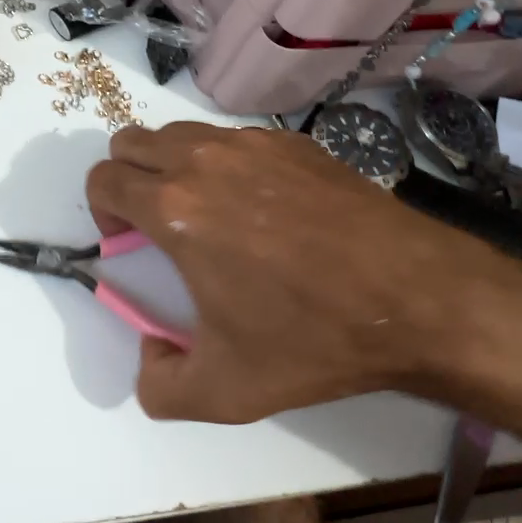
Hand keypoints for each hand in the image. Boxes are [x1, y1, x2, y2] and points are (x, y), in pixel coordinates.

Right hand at [87, 122, 521, 423]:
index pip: (102, 179)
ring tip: (204, 210)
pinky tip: (263, 207)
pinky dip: (224, 162)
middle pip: (130, 142)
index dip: (102, 210)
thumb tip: (148, 357)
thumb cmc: (314, 338)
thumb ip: (160, 386)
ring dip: (170, 164)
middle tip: (155, 222)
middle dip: (127, 178)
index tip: (127, 242)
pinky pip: (232, 138)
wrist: (419, 299)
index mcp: (174, 209)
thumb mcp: (227, 390)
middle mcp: (202, 161)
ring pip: (178, 133)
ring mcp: (250, 144)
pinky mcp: (291, 141)